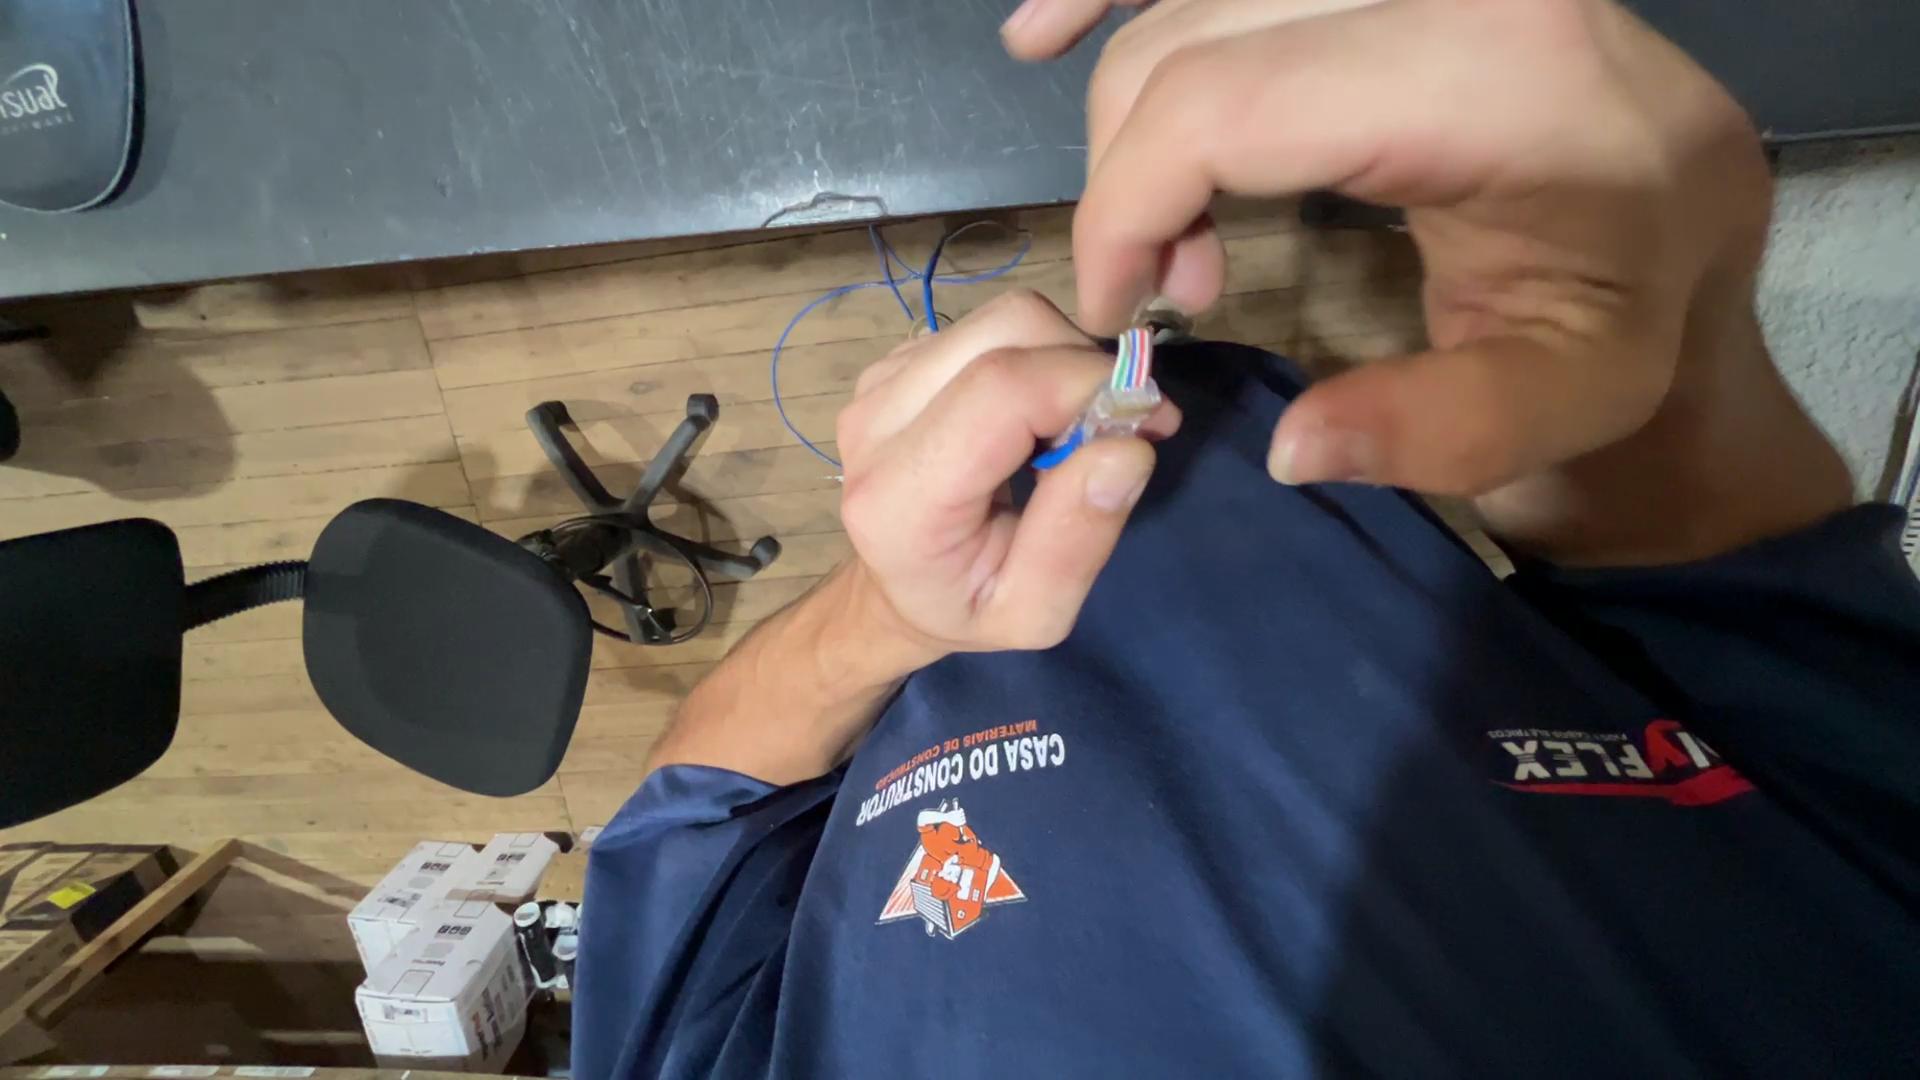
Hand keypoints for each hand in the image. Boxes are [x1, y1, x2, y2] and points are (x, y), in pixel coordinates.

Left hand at [835, 290, 1178, 655]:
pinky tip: (1031, 415)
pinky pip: (984, 330)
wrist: (896, 589)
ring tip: (1073, 425)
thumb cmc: (964, 608)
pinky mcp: (892, 367)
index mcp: (901, 498)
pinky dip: (1031, 359)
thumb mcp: (1035, 613)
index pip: (1002, 390)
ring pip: (1000, 319)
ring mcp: (878, 386)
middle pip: (1005, 330)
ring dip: (1060, 359)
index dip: (1091, 385)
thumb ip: (1077, 540)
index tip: (1150, 419)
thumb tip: (1128, 446)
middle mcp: (875, 425)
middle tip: (1114, 424)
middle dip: (1083, 364)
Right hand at [1005, 0, 1785, 506]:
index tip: (1116, 312)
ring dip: (1130, 131)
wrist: (1659, 220)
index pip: (1218, 105)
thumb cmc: (1615, 316)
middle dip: (1125, 187)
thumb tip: (1287, 445)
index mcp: (1490, 71)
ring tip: (1169, 237)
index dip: (1124, 212)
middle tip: (1159, 291)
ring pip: (1173, 4)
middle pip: (1178, 49)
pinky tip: (1045, 31)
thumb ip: (1439, 430)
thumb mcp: (1563, 401)